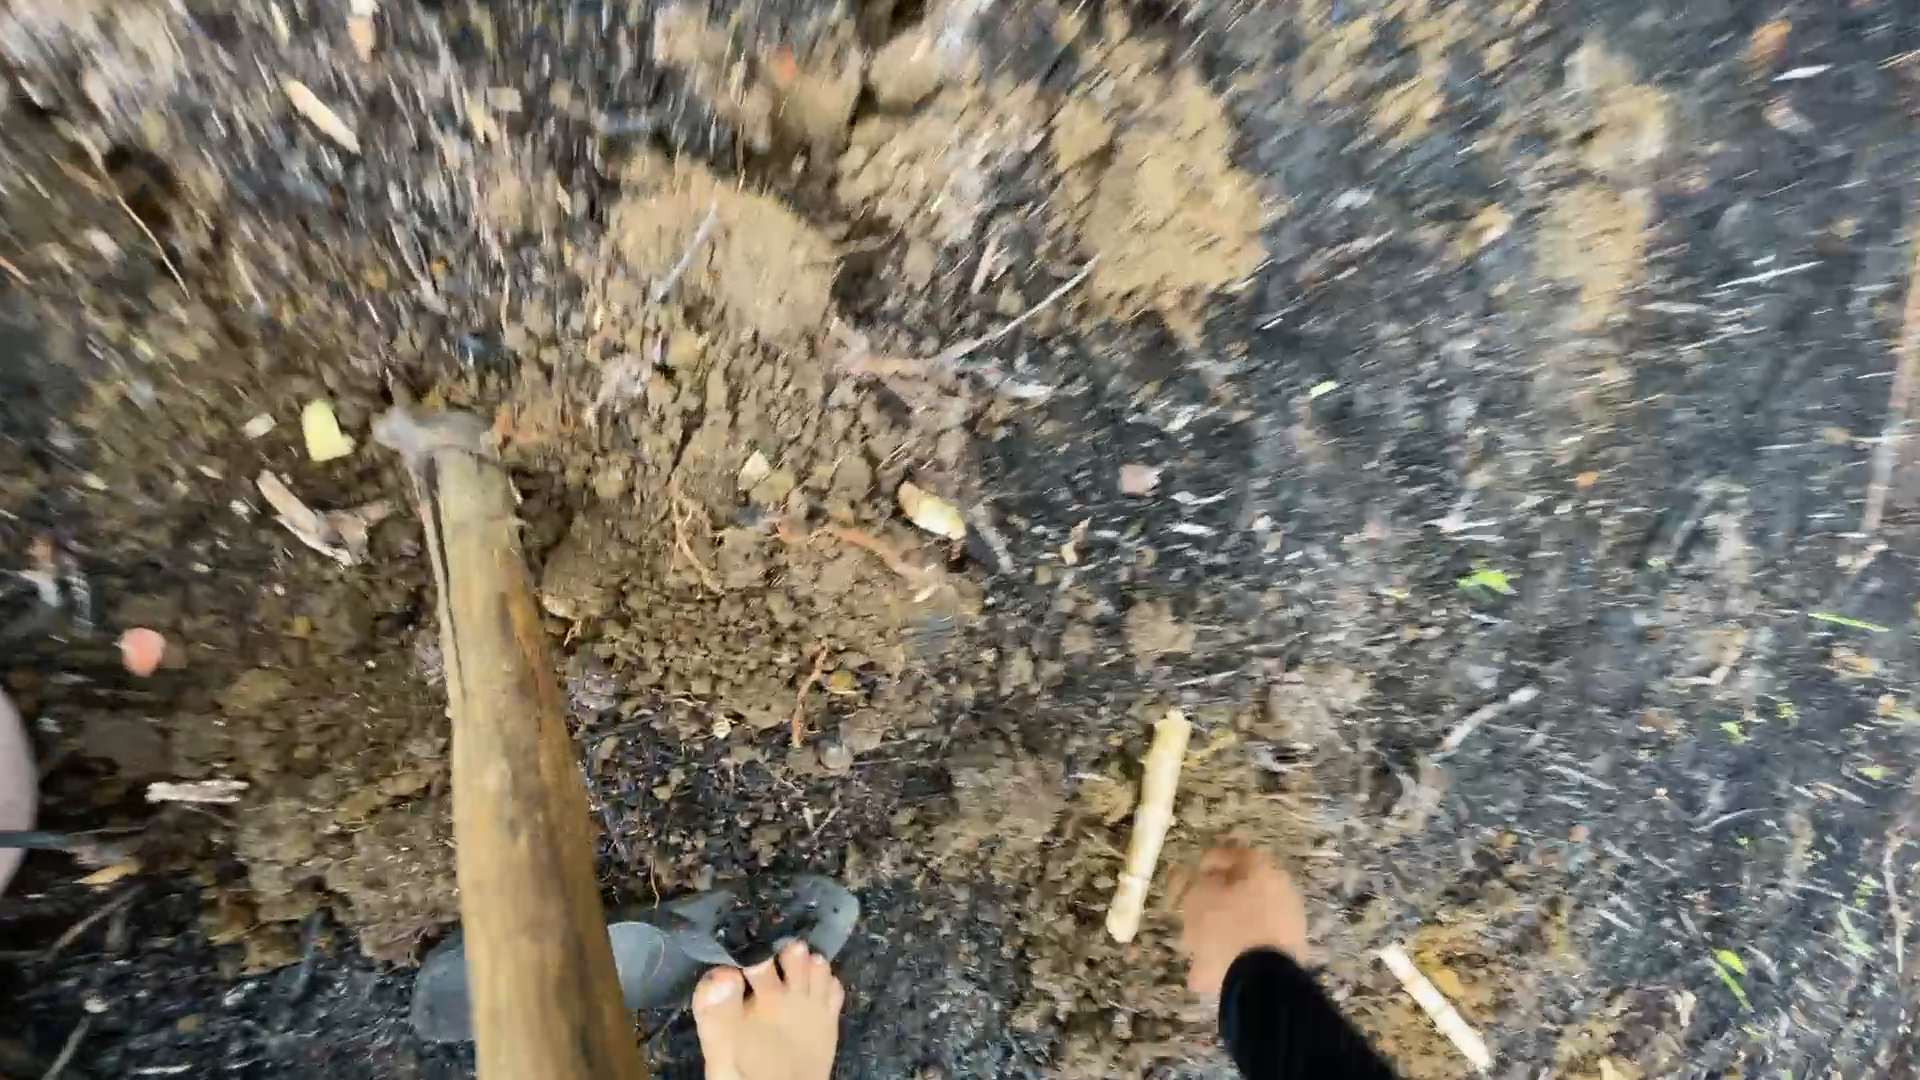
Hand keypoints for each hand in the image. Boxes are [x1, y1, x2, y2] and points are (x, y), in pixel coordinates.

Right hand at [1177, 846, 1307, 994]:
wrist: (1267, 983)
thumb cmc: (1228, 927)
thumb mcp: (1196, 896)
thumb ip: (1189, 881)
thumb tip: (1187, 876)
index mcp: (1262, 868)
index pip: (1230, 853)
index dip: (1207, 862)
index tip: (1190, 874)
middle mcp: (1280, 891)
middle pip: (1240, 889)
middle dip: (1214, 900)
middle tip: (1191, 910)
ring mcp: (1287, 926)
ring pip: (1244, 921)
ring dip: (1219, 930)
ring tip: (1194, 947)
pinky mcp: (1287, 957)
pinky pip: (1251, 948)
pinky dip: (1230, 954)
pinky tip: (1206, 972)